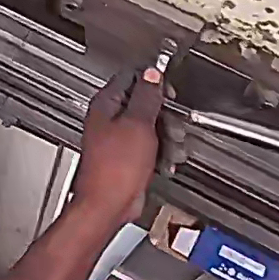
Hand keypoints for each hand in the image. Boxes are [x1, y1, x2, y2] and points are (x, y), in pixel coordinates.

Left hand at [69, 64, 165, 224]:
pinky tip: (165, 162)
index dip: (153, 83)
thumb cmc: (114, 169)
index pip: (132, 77)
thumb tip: (152, 74)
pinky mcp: (127, 158)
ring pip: (151, 127)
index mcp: (106, 105)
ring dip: (166, 138)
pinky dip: (160, 154)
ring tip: (170, 150)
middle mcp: (109, 120)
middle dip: (164, 116)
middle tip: (171, 127)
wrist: (108, 205)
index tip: (168, 93)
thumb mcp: (138, 124)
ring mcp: (118, 140)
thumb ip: (147, 96)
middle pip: (145, 104)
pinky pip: (150, 148)